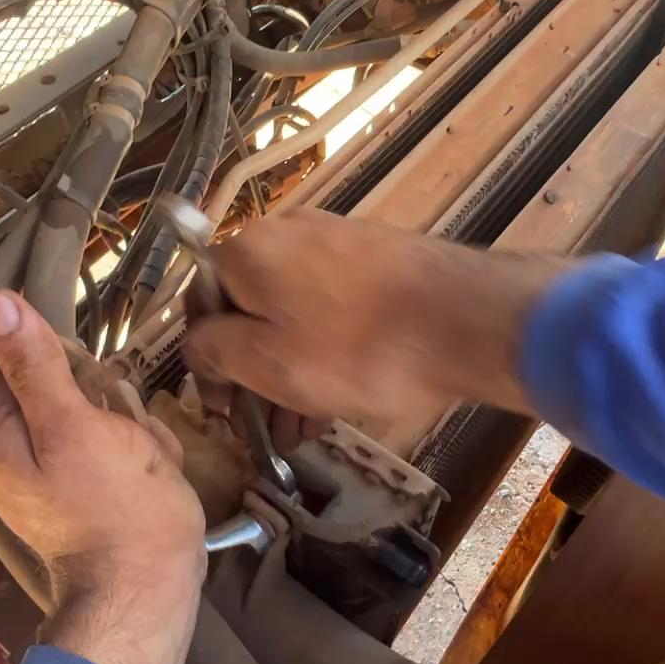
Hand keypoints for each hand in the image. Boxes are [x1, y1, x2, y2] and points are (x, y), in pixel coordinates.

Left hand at [0, 291, 205, 663]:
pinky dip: (136, 447)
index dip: (78, 372)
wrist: (149, 581)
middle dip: (111, 404)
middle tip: (123, 443)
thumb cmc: (114, 503)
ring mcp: (43, 463)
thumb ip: (35, 364)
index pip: (34, 354)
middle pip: (71, 379)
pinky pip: (112, 435)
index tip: (99, 407)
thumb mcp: (73, 425)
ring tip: (139, 461)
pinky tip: (145, 473)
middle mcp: (7, 442)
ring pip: (102, 405)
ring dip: (131, 425)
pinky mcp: (78, 477)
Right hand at [182, 210, 569, 424]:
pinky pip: (331, 307)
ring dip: (290, 372)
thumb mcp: (267, 362)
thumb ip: (213, 350)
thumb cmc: (357, 348)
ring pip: (293, 314)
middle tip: (268, 431)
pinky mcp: (376, 258)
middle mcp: (285, 233)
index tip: (225, 415)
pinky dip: (324, 350)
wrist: (466, 317)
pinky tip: (338, 398)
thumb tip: (198, 344)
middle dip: (255, 378)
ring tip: (304, 429)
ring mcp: (335, 241)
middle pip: (250, 312)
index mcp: (246, 251)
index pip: (200, 308)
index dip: (206, 368)